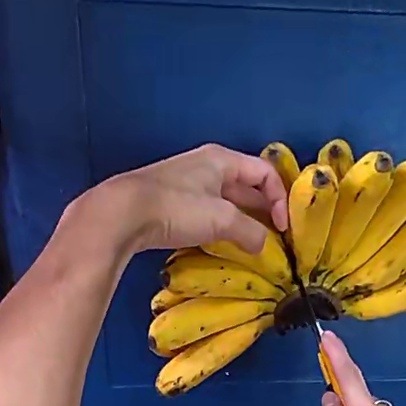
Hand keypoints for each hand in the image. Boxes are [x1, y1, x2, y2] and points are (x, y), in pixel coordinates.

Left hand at [63, 144, 287, 257]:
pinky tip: (220, 244)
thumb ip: (250, 232)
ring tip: (249, 244)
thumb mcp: (222, 220)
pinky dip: (220, 227)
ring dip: (242, 221)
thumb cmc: (177, 208)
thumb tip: (263, 245)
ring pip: (226, 201)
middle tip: (272, 237)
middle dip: (262, 211)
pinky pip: (207, 212)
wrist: (123, 214)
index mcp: (222, 160)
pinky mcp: (172, 202)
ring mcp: (188, 184)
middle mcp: (207, 166)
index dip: (279, 199)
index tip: (282, 227)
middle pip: (246, 186)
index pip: (265, 173)